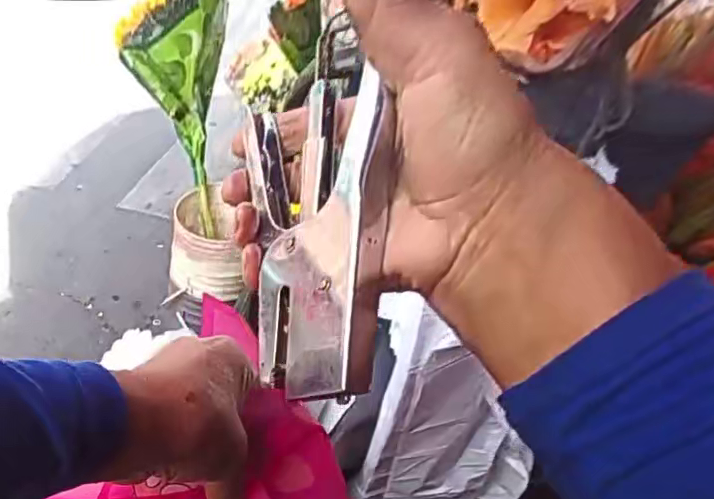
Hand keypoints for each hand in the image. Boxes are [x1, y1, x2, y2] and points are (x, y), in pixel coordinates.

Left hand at [103, 336, 255, 498]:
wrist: (130, 424)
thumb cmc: (197, 426)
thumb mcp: (231, 461)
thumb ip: (235, 484)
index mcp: (232, 356)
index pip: (255, 398)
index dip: (256, 433)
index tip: (251, 462)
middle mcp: (197, 350)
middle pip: (218, 405)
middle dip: (219, 438)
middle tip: (222, 471)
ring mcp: (161, 368)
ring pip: (186, 414)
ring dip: (188, 442)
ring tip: (191, 474)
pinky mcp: (135, 389)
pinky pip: (159, 422)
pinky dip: (162, 442)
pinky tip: (166, 467)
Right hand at [224, 0, 678, 384]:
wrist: (484, 222)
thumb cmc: (468, 131)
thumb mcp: (435, 47)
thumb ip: (383, 9)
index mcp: (379, 118)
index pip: (316, 120)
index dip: (277, 128)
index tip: (241, 138)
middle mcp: (363, 169)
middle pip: (296, 170)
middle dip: (256, 175)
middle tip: (229, 183)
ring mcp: (355, 218)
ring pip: (292, 215)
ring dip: (256, 215)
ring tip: (235, 215)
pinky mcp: (349, 258)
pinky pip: (304, 256)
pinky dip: (272, 255)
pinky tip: (249, 249)